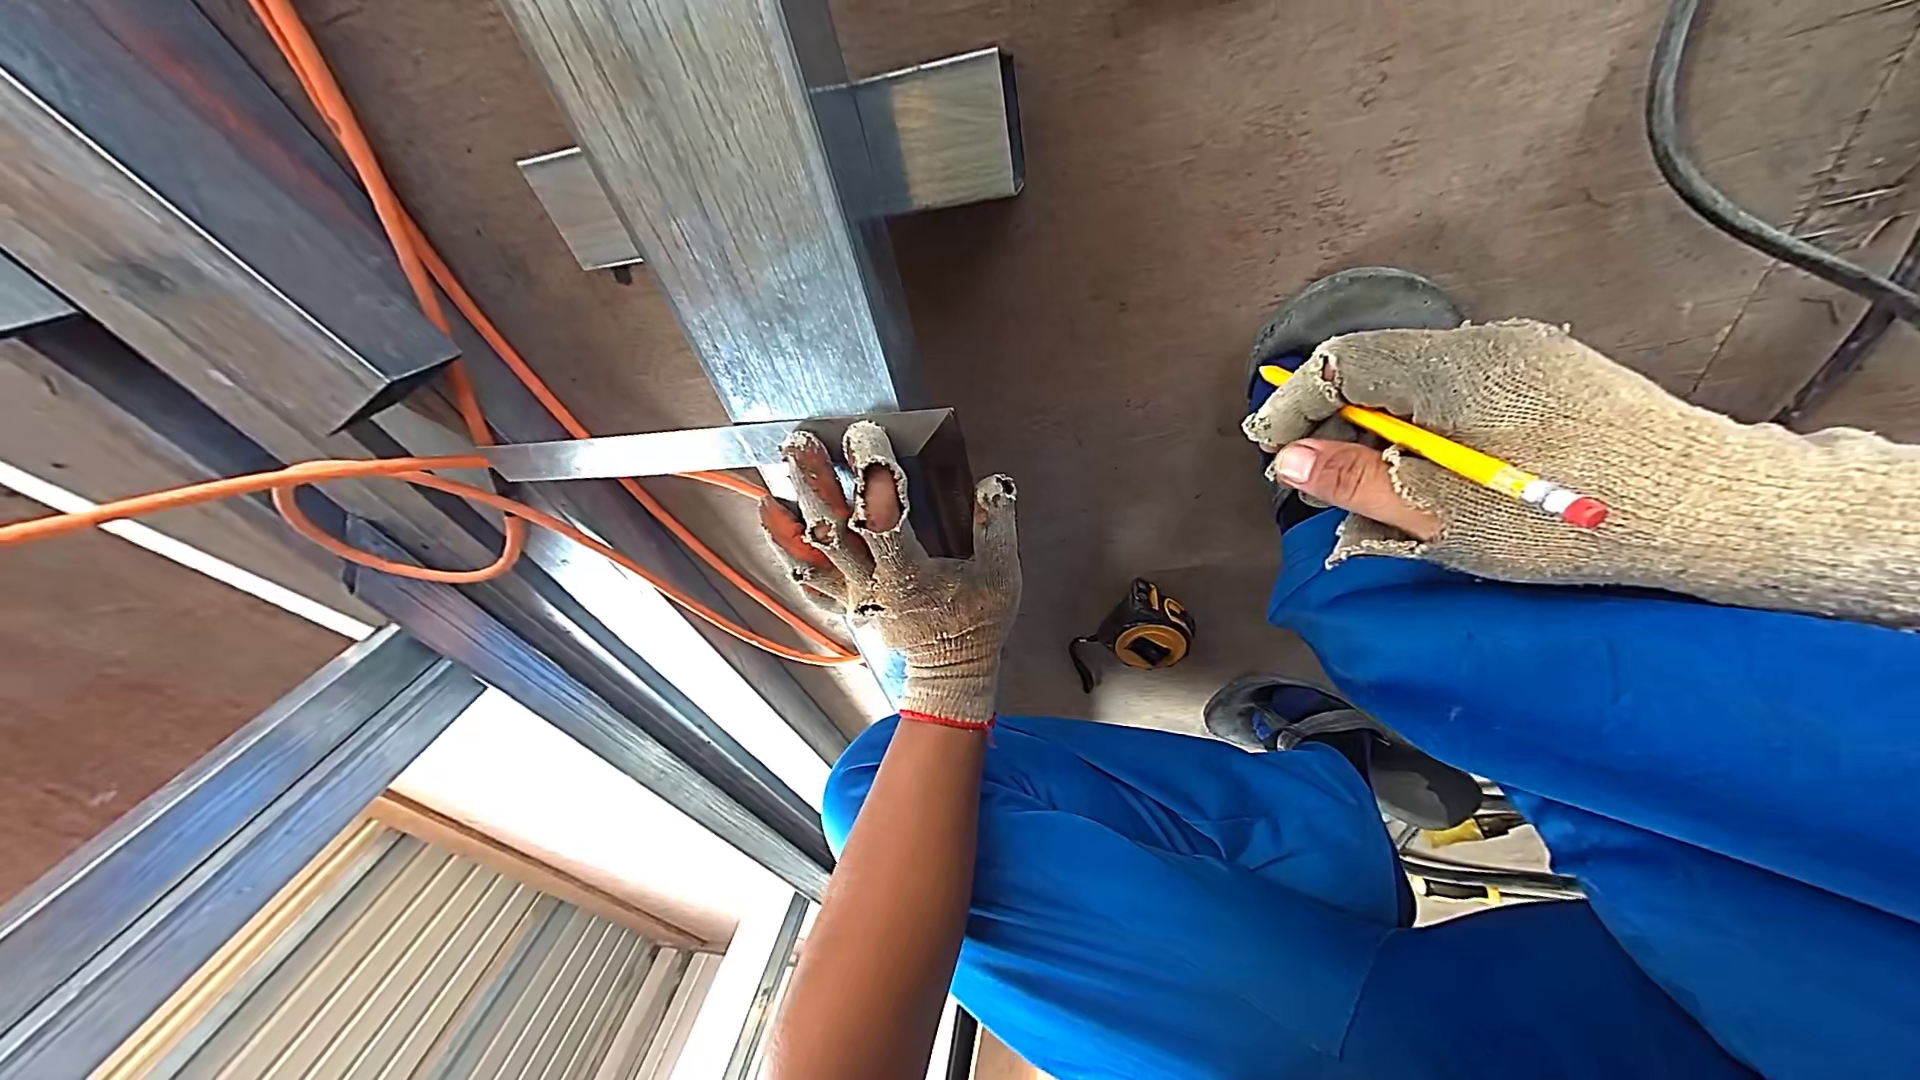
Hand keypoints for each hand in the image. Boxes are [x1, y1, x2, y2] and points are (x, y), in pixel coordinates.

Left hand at [760, 421, 1020, 723]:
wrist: (951, 671)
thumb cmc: (976, 624)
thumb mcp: (1001, 576)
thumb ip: (996, 528)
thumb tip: (991, 484)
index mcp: (909, 575)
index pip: (884, 519)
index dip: (872, 478)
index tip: (866, 438)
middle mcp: (872, 584)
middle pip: (834, 531)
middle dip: (816, 484)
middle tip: (802, 443)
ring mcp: (853, 594)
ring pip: (813, 550)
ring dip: (793, 509)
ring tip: (779, 470)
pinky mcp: (845, 599)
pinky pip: (808, 573)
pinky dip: (786, 544)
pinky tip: (772, 514)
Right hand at [1242, 318, 1919, 625]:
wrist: (1716, 510)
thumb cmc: (1574, 521)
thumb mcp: (1443, 513)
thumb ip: (1355, 480)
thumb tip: (1283, 459)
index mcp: (1458, 371)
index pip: (1340, 361)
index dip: (1291, 404)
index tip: (1270, 449)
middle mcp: (1484, 345)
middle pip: (1366, 366)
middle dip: (1325, 421)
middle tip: (1314, 479)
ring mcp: (1513, 352)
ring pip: (1400, 378)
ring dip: (1364, 426)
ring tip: (1364, 481)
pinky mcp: (1533, 371)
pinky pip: (1440, 386)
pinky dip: (1406, 423)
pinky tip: (1415, 466)